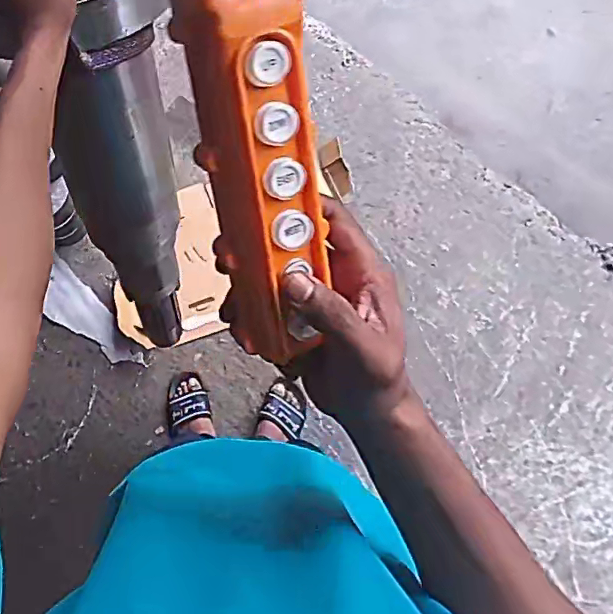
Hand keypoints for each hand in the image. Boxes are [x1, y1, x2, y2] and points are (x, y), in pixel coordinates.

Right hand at [221, 198, 415, 423]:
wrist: (367, 412)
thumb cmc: (379, 378)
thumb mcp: (362, 345)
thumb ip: (331, 312)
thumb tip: (294, 281)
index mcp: (361, 271)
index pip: (334, 221)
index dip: (304, 204)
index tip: (271, 201)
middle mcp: (332, 276)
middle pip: (289, 244)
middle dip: (257, 247)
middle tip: (233, 255)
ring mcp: (309, 295)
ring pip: (269, 273)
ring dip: (247, 286)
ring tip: (235, 304)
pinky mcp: (291, 316)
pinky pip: (262, 304)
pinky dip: (248, 315)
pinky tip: (246, 330)